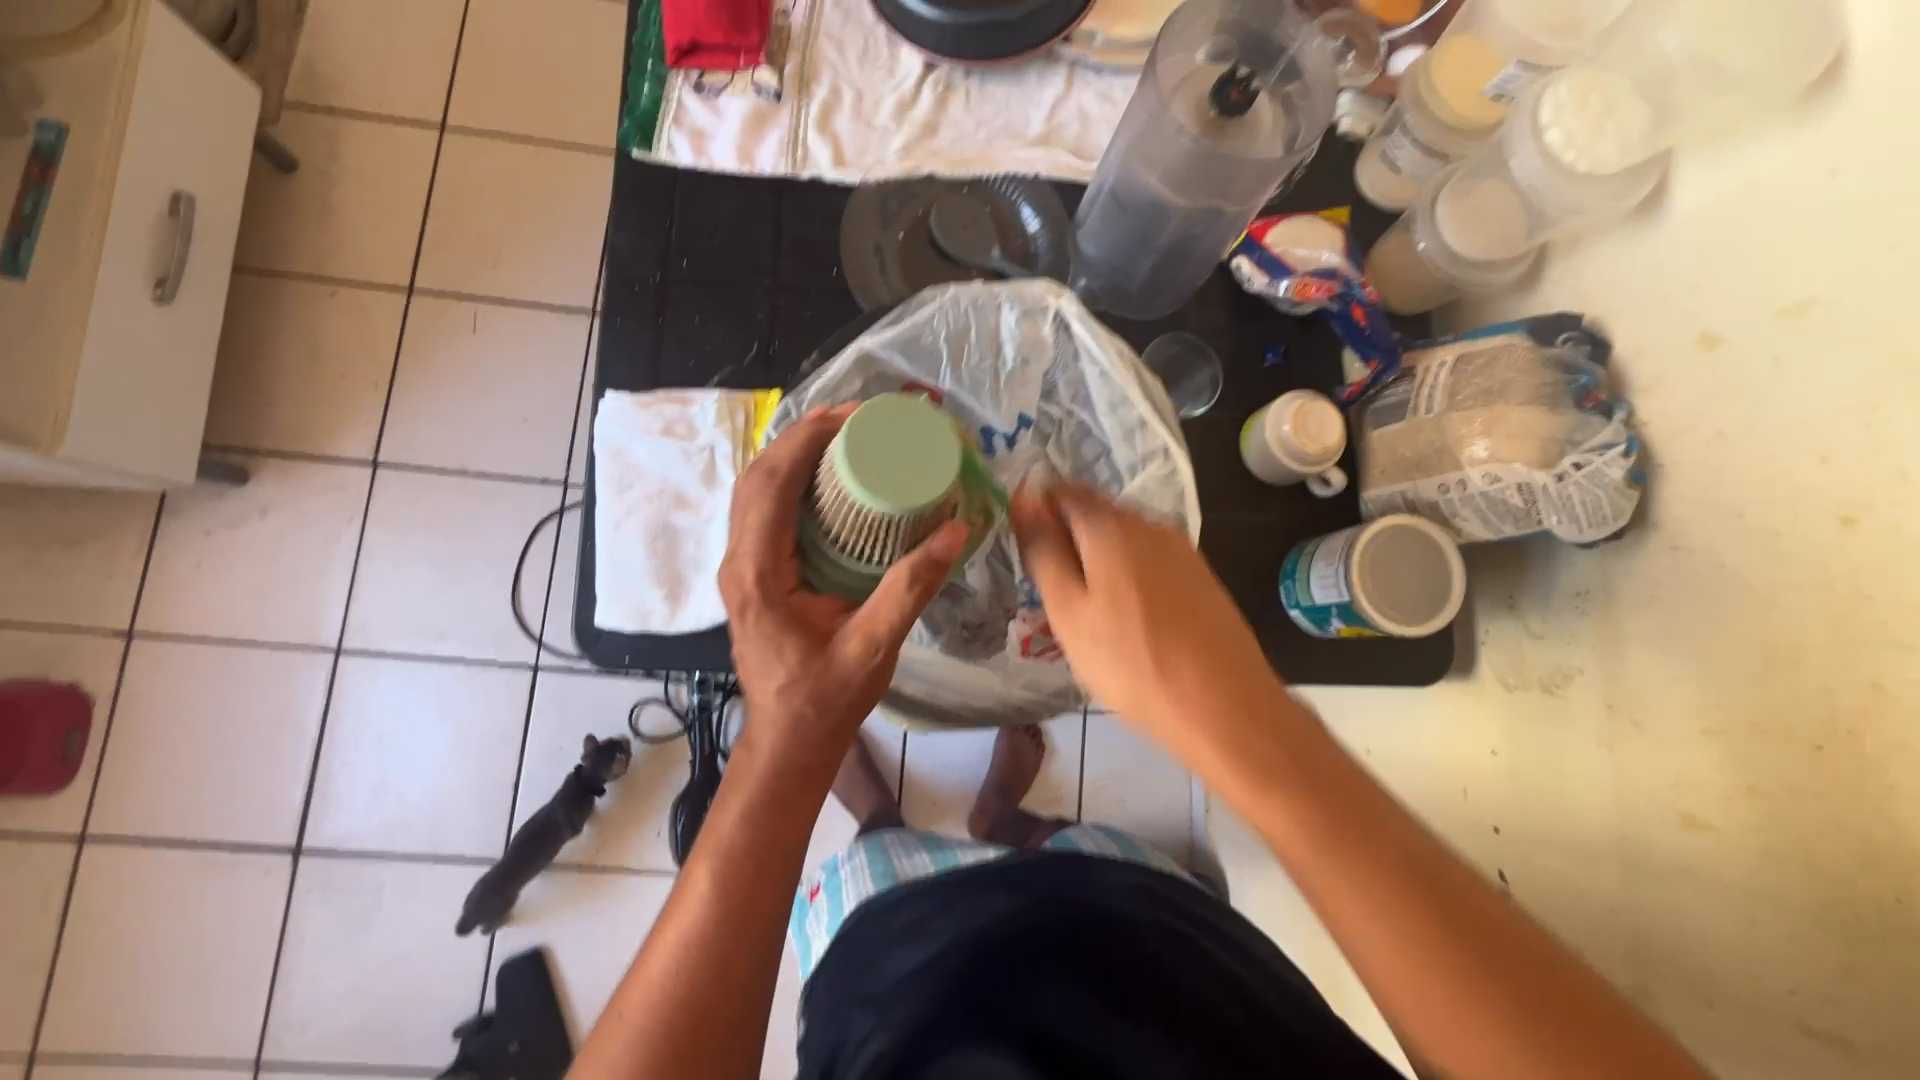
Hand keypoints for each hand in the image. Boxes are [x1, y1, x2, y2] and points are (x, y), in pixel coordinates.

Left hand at [720, 405, 967, 763]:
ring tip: (846, 436)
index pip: (772, 485)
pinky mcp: (753, 573)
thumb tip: (956, 529)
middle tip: (858, 418)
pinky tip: (831, 479)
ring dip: (796, 456)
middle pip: (758, 477)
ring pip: (756, 491)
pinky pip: (765, 511)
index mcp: (758, 575)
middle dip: (804, 437)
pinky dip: (794, 482)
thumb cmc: (826, 699)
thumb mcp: (873, 646)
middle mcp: (739, 562)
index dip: (808, 440)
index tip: (855, 415)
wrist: (790, 738)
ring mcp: (742, 567)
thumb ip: (910, 588)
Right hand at [1009, 484, 1287, 751]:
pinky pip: (1152, 563)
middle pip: (1097, 514)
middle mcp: (1149, 524)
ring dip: (1101, 561)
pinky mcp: (1202, 578)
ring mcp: (1182, 550)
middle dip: (1071, 539)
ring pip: (1126, 541)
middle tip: (1055, 592)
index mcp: (1110, 526)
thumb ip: (1044, 551)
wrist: (1223, 705)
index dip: (1038, 514)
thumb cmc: (1130, 661)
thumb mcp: (1068, 611)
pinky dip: (1131, 578)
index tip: (1028, 553)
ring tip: (1090, 612)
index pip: (1063, 493)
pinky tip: (1130, 619)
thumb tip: (1025, 498)